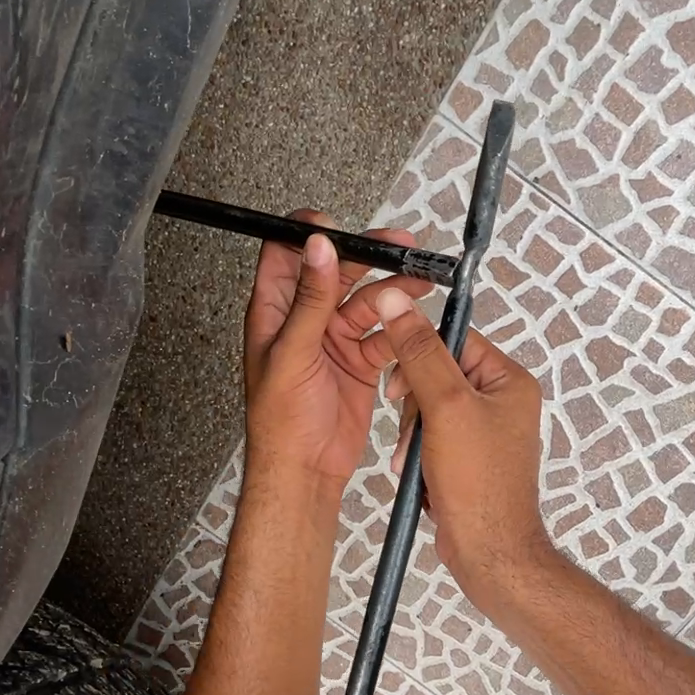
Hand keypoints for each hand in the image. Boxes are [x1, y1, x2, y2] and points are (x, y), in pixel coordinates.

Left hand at [242, 212, 433, 486]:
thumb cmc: (281, 420)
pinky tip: (413, 322)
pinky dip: (399, 329)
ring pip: (366, 303)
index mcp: (276, 312)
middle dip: (367, 256)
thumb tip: (316, 247)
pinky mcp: (360, 363)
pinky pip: (383, 336)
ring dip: (391, 291)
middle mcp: (306, 321)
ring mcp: (335, 341)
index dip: (310, 235)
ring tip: (418, 281)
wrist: (305, 468)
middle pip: (337, 273)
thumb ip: (309, 300)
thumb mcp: (293, 352)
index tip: (336, 226)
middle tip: (398, 245)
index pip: (287, 255)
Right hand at [363, 288, 559, 613]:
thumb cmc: (477, 482)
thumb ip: (419, 353)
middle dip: (414, 406)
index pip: (455, 341)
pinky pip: (433, 438)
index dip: (419, 356)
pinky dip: (418, 454)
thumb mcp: (445, 407)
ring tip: (410, 463)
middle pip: (438, 375)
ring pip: (429, 409)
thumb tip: (396, 301)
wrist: (488, 550)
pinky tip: (415, 475)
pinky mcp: (469, 458)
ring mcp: (485, 432)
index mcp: (509, 381)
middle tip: (412, 433)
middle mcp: (502, 402)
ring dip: (412, 434)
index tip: (397, 385)